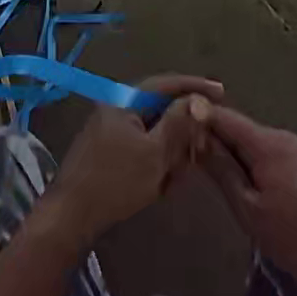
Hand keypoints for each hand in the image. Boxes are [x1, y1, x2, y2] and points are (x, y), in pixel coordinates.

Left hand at [38, 74, 224, 248]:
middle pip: (160, 109)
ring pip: (154, 132)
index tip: (221, 91)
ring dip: (170, 152)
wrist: (75, 211)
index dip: (193, 86)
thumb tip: (197, 99)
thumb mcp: (155, 153)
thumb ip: (177, 124)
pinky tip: (163, 183)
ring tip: (174, 176)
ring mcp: (112, 128)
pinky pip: (143, 147)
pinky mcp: (111, 148)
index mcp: (123, 101)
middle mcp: (116, 108)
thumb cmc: (116, 180)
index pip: (163, 84)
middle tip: (198, 151)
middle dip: (181, 131)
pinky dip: (157, 161)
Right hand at [199, 108, 296, 295]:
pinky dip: (253, 164)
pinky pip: (270, 155)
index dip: (194, 116)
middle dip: (213, 139)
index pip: (220, 114)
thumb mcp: (248, 209)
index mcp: (268, 142)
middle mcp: (285, 138)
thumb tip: (194, 134)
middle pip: (237, 128)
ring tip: (215, 176)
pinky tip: (248, 189)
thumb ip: (219, 168)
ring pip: (253, 143)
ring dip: (233, 154)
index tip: (171, 128)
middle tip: (190, 159)